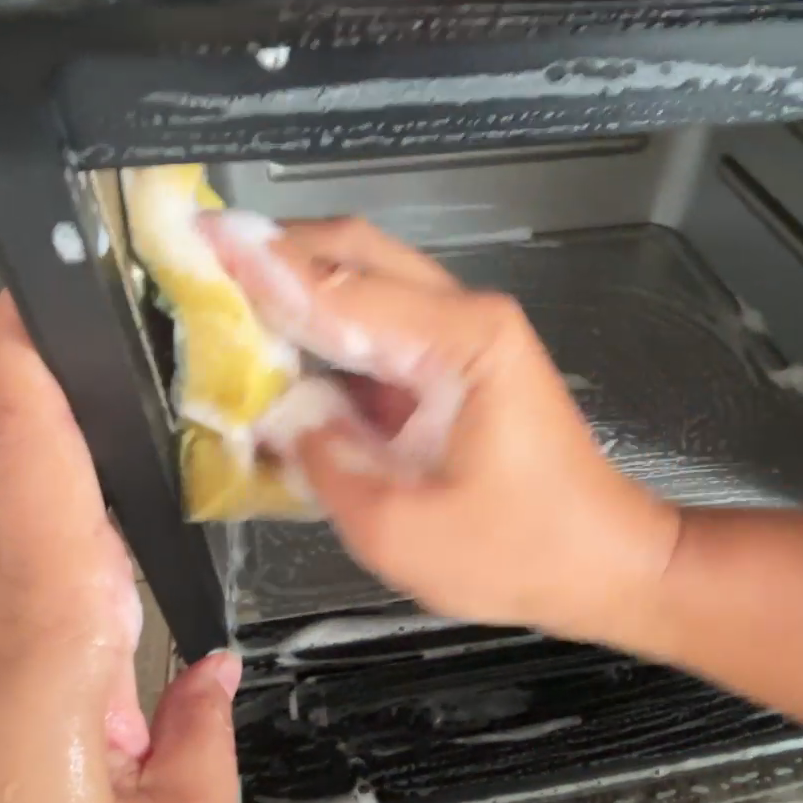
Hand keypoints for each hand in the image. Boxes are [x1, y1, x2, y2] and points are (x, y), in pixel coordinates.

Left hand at [0, 294, 239, 802]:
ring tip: (2, 389)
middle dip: (17, 396)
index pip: (38, 473)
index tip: (25, 308)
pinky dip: (0, 523)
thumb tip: (213, 673)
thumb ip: (205, 745)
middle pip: (1, 480)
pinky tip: (19, 526)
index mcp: (52, 632)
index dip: (30, 382)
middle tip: (34, 322)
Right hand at [201, 213, 680, 641]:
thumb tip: (281, 415)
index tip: (198, 241)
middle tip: (205, 256)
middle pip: (358, 255)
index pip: (340, 289)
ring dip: (300, 283)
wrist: (604, 561)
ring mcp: (465, 336)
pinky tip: (281, 343)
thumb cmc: (521, 553)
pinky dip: (327, 326)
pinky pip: (380, 324)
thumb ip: (325, 463)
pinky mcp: (458, 363)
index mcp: (461, 341)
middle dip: (277, 253)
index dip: (262, 270)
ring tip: (227, 292)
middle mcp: (466, 317)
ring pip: (368, 279)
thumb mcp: (401, 529)